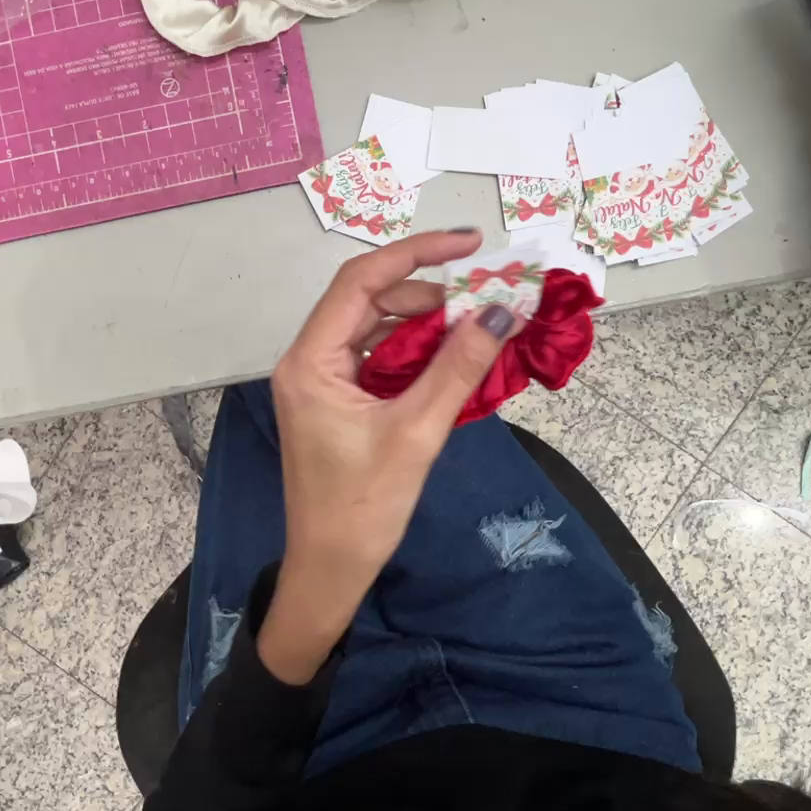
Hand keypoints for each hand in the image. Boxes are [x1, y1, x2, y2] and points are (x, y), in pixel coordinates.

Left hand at [257, 230, 515, 683]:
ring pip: (376, 329)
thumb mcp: (417, 433)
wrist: (330, 569)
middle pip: (368, 301)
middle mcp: (308, 361)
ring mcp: (321, 381)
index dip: (417, 252)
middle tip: (487, 294)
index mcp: (310, 362)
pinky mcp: (337, 401)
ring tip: (479, 324)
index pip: (360, 282)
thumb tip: (502, 311)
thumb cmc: (363, 508)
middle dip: (428, 291)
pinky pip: (377, 358)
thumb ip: (458, 368)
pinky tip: (454, 355)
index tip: (471, 242)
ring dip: (425, 322)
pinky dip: (415, 352)